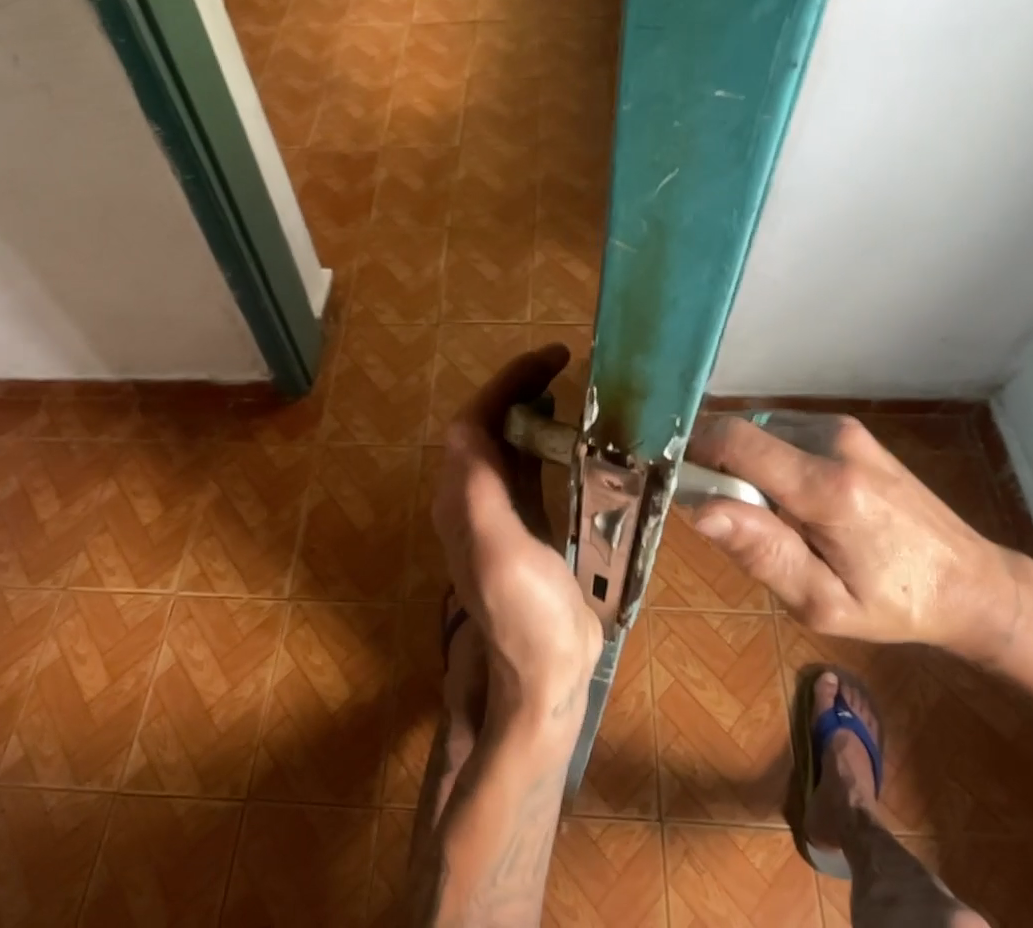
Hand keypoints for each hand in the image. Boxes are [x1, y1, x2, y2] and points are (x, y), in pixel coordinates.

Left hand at [431, 345, 603, 720]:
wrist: (544, 673)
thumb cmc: (525, 617)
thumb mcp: (500, 553)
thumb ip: (480, 493)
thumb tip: (464, 428)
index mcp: (461, 498)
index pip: (473, 421)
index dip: (506, 383)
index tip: (550, 359)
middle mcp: (472, 499)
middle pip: (488, 426)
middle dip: (519, 387)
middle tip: (564, 362)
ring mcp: (499, 513)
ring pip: (508, 444)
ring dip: (532, 410)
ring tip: (569, 385)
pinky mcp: (526, 527)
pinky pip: (529, 469)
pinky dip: (547, 441)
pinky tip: (571, 433)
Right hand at [684, 414, 1019, 660]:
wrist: (970, 581)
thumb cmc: (893, 603)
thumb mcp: (821, 602)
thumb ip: (761, 552)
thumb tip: (701, 509)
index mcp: (828, 488)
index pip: (733, 442)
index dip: (693, 458)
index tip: (682, 493)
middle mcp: (835, 442)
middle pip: (740, 435)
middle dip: (722, 473)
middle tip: (744, 527)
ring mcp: (844, 430)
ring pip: (758, 434)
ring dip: (748, 470)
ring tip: (778, 520)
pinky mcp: (848, 430)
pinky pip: (781, 434)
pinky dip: (771, 463)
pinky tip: (797, 502)